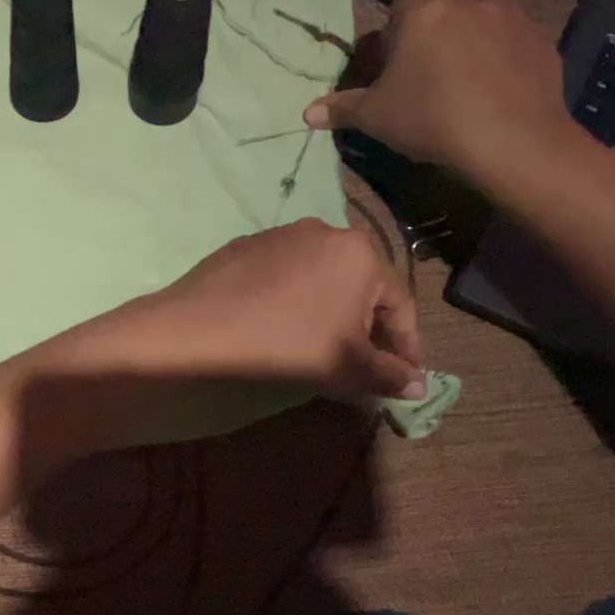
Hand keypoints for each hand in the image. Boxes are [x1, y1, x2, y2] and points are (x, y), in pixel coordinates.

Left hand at [37, 220, 425, 447]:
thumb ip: (389, 374)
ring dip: (328, 314)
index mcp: (360, 250)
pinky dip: (292, 304)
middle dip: (366, 329)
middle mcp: (322, 230)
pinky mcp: (241, 248)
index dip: (406, 348)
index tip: (405, 379)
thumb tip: (418, 384)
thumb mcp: (346, 367)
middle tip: (363, 368)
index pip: (399, 305)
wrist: (195, 331)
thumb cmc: (284, 345)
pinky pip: (283, 278)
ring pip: (321, 281)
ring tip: (320, 352)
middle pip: (361, 288)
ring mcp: (277, 235)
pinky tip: (278, 331)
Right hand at [304, 0, 581, 182]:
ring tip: (462, 78)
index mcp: (423, 12)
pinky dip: (500, 55)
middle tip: (424, 71)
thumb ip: (342, 108)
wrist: (513, 141)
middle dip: (433, 29)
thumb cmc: (432, 119)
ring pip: (480, 18)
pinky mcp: (541, 38)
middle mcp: (468, 1)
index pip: (402, 0)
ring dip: (468, 38)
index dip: (395, 28)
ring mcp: (511, 17)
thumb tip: (307, 113)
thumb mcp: (376, 117)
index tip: (393, 60)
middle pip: (443, 5)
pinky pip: (511, 39)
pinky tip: (493, 88)